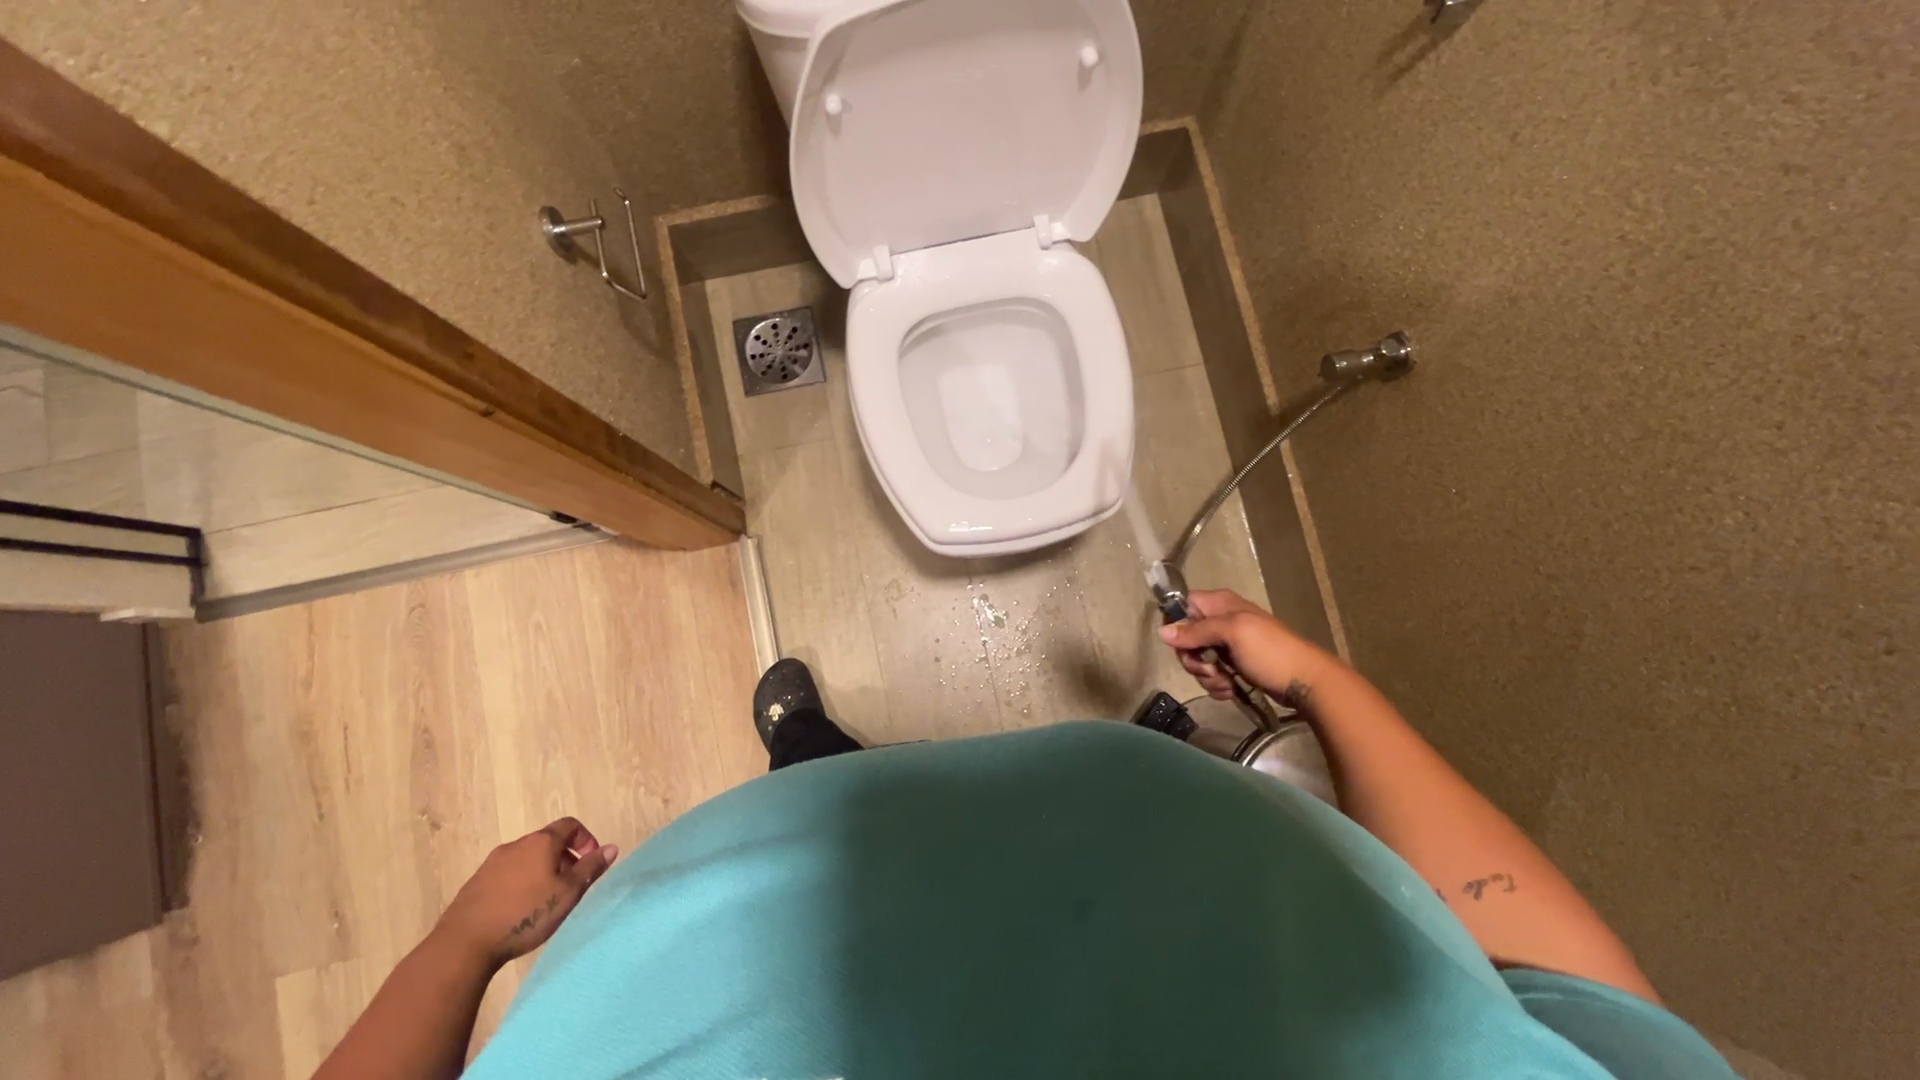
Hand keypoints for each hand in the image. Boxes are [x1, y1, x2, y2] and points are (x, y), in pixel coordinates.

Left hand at [431, 817, 617, 969]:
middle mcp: (516, 845)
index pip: (570, 825)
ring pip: (527, 858)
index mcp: (541, 842)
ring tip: (546, 900)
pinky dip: (520, 883)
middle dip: (564, 858)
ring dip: (542, 871)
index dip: (586, 840)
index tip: (590, 863)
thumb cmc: (525, 914)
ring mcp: (492, 863)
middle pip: (548, 841)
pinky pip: (507, 874)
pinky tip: (519, 910)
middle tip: (571, 885)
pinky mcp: (476, 883)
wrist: (464, 943)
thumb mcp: (568, 893)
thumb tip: (611, 848)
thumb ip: (591, 868)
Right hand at [1157, 589, 1337, 703]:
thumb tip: (1162, 632)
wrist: (1305, 680)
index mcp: (1220, 604)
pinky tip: (1231, 690)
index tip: (1184, 644)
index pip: (1183, 606)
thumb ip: (1197, 631)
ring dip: (1207, 676)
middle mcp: (1221, 621)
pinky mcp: (1234, 667)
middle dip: (1194, 659)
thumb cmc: (1269, 651)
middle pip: (1186, 639)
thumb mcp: (1233, 633)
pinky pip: (1211, 675)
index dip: (1178, 625)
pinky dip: (1217, 685)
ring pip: (1198, 660)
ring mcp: (1227, 646)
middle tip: (1211, 669)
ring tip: (1226, 683)